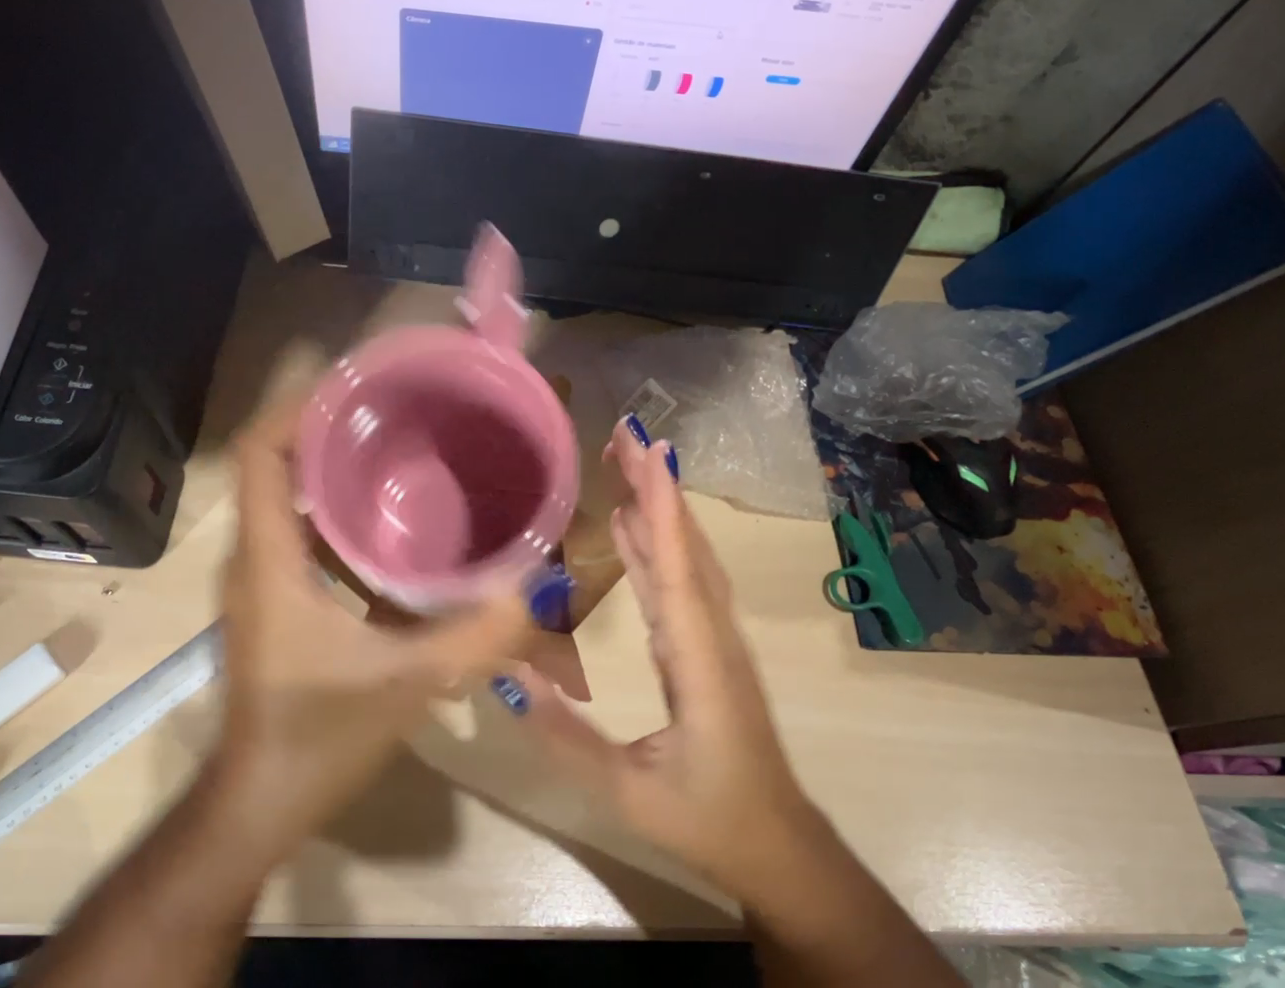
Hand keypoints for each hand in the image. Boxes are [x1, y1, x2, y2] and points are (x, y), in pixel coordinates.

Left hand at [210, 395, 534, 855]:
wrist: (258, 807)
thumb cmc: (315, 739)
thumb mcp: (406, 685)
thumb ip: (475, 639)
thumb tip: (534, 590)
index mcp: (270, 560)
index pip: (262, 454)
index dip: (300, 406)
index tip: (359, 383)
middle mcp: (256, 560)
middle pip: (278, 466)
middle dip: (331, 427)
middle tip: (400, 409)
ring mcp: (262, 585)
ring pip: (289, 501)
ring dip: (335, 469)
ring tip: (404, 450)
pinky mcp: (276, 608)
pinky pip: (302, 537)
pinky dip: (340, 515)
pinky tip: (396, 525)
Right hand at [505, 418, 814, 900]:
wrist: (776, 846)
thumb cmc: (707, 820)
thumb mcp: (628, 791)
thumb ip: (565, 737)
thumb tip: (508, 676)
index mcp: (701, 665)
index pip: (678, 574)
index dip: (661, 511)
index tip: (649, 454)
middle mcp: (714, 639)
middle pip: (687, 550)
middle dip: (658, 490)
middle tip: (625, 437)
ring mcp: (714, 643)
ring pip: (688, 563)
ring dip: (660, 511)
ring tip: (626, 465)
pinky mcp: (706, 651)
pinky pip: (681, 586)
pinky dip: (657, 549)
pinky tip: (630, 531)